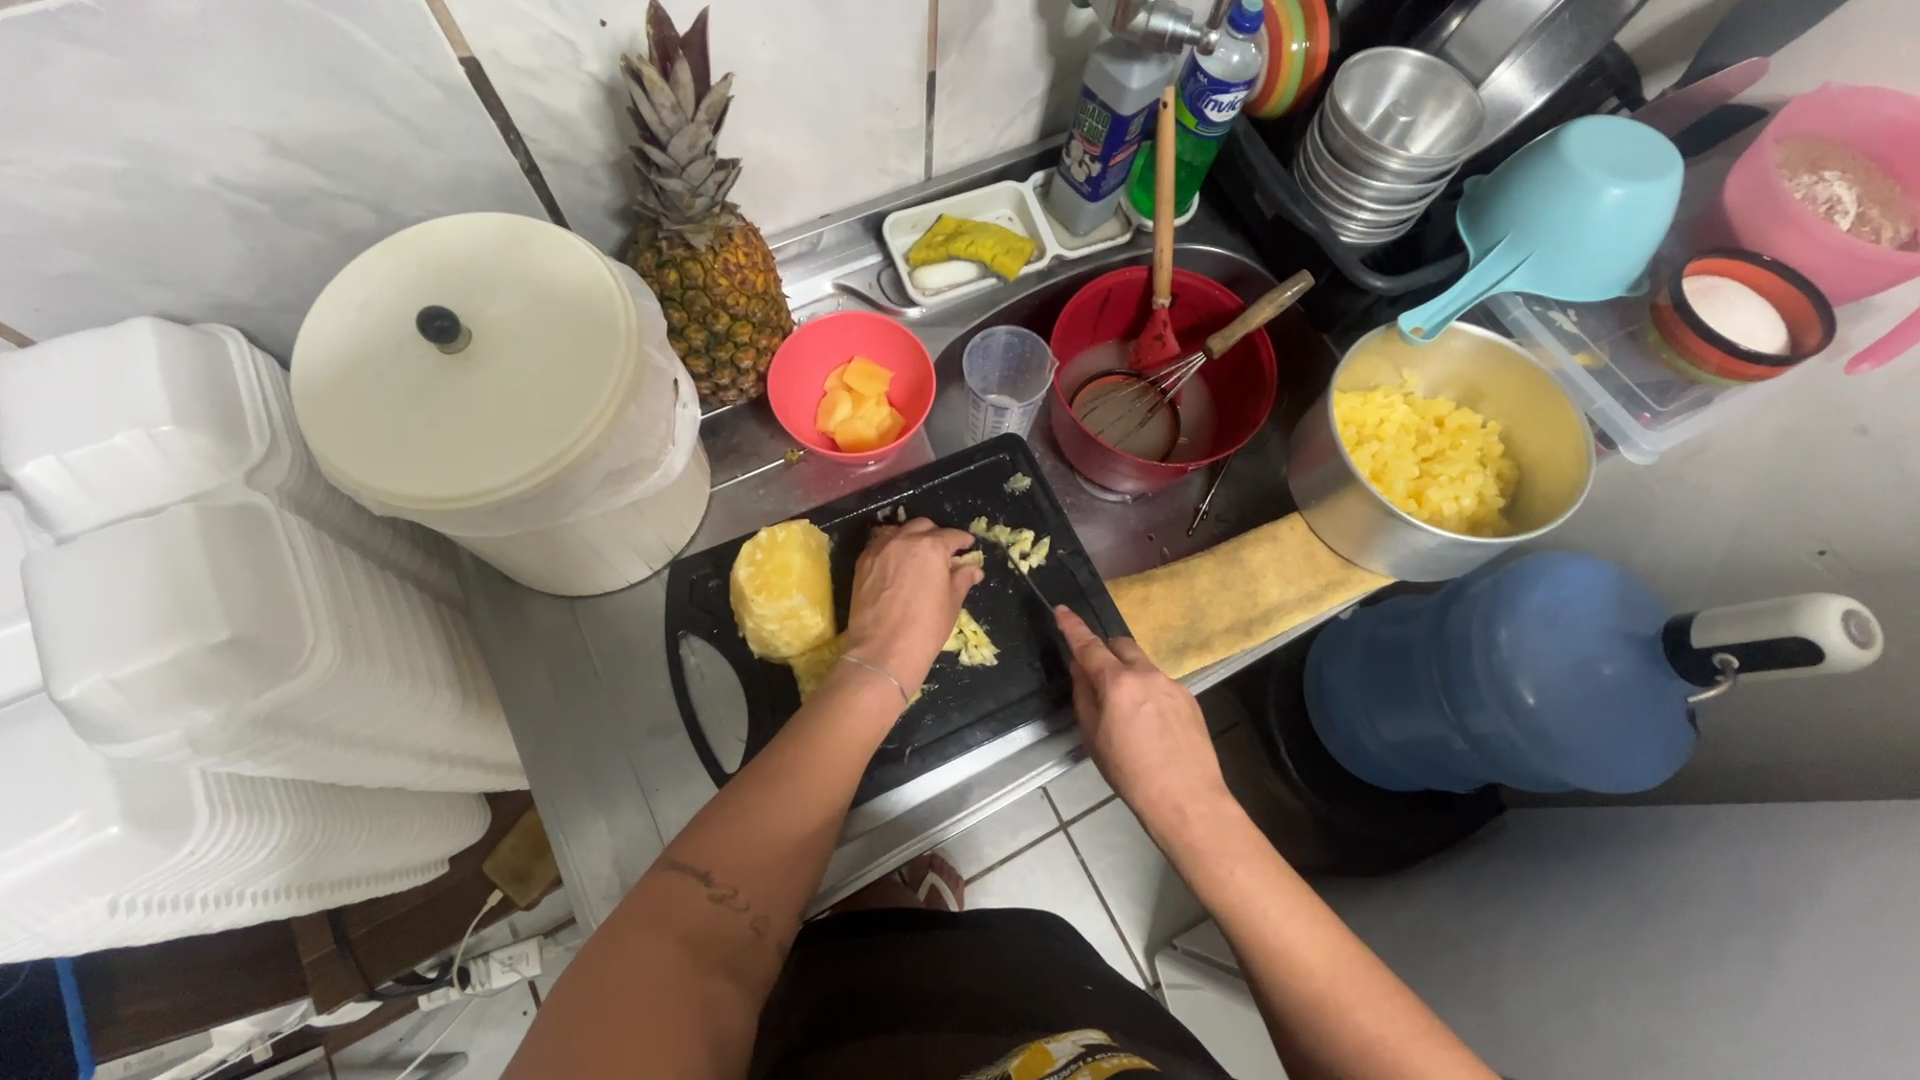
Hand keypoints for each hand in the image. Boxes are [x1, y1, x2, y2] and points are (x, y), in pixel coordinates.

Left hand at [841, 519, 983, 697]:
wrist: (884, 648)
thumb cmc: (926, 627)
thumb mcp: (952, 603)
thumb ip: (962, 579)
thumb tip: (973, 569)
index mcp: (932, 547)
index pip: (952, 536)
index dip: (962, 540)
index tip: (968, 545)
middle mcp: (905, 540)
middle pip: (923, 526)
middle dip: (936, 535)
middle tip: (943, 551)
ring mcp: (880, 549)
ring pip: (898, 531)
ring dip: (910, 537)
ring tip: (916, 554)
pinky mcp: (863, 563)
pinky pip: (879, 545)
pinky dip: (891, 548)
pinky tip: (895, 563)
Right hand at [1055, 607, 1228, 822]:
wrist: (1187, 798)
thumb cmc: (1130, 774)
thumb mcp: (1093, 738)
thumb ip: (1084, 697)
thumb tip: (1081, 670)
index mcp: (1118, 683)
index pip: (1089, 646)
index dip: (1073, 627)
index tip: (1062, 611)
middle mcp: (1147, 674)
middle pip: (1121, 645)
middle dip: (1105, 652)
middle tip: (1096, 675)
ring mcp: (1173, 685)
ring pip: (1143, 666)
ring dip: (1128, 676)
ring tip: (1126, 714)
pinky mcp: (1190, 699)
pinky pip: (1161, 685)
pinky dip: (1148, 693)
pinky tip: (1151, 726)